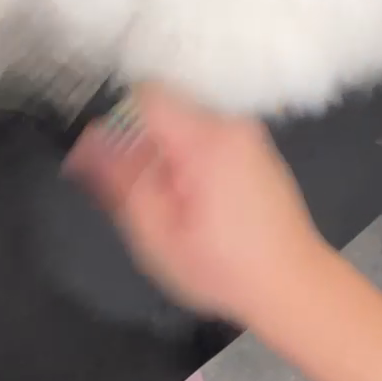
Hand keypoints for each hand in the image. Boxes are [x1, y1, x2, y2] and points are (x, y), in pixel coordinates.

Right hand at [65, 84, 332, 322]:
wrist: (294, 285)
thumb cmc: (225, 268)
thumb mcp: (157, 233)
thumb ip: (121, 180)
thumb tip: (87, 142)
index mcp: (205, 139)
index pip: (145, 95)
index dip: (118, 125)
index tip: (114, 165)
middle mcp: (230, 124)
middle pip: (165, 111)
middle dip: (143, 148)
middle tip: (146, 201)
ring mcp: (248, 135)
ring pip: (184, 127)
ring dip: (167, 158)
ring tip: (175, 209)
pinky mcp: (255, 150)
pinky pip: (207, 140)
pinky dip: (191, 164)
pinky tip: (200, 208)